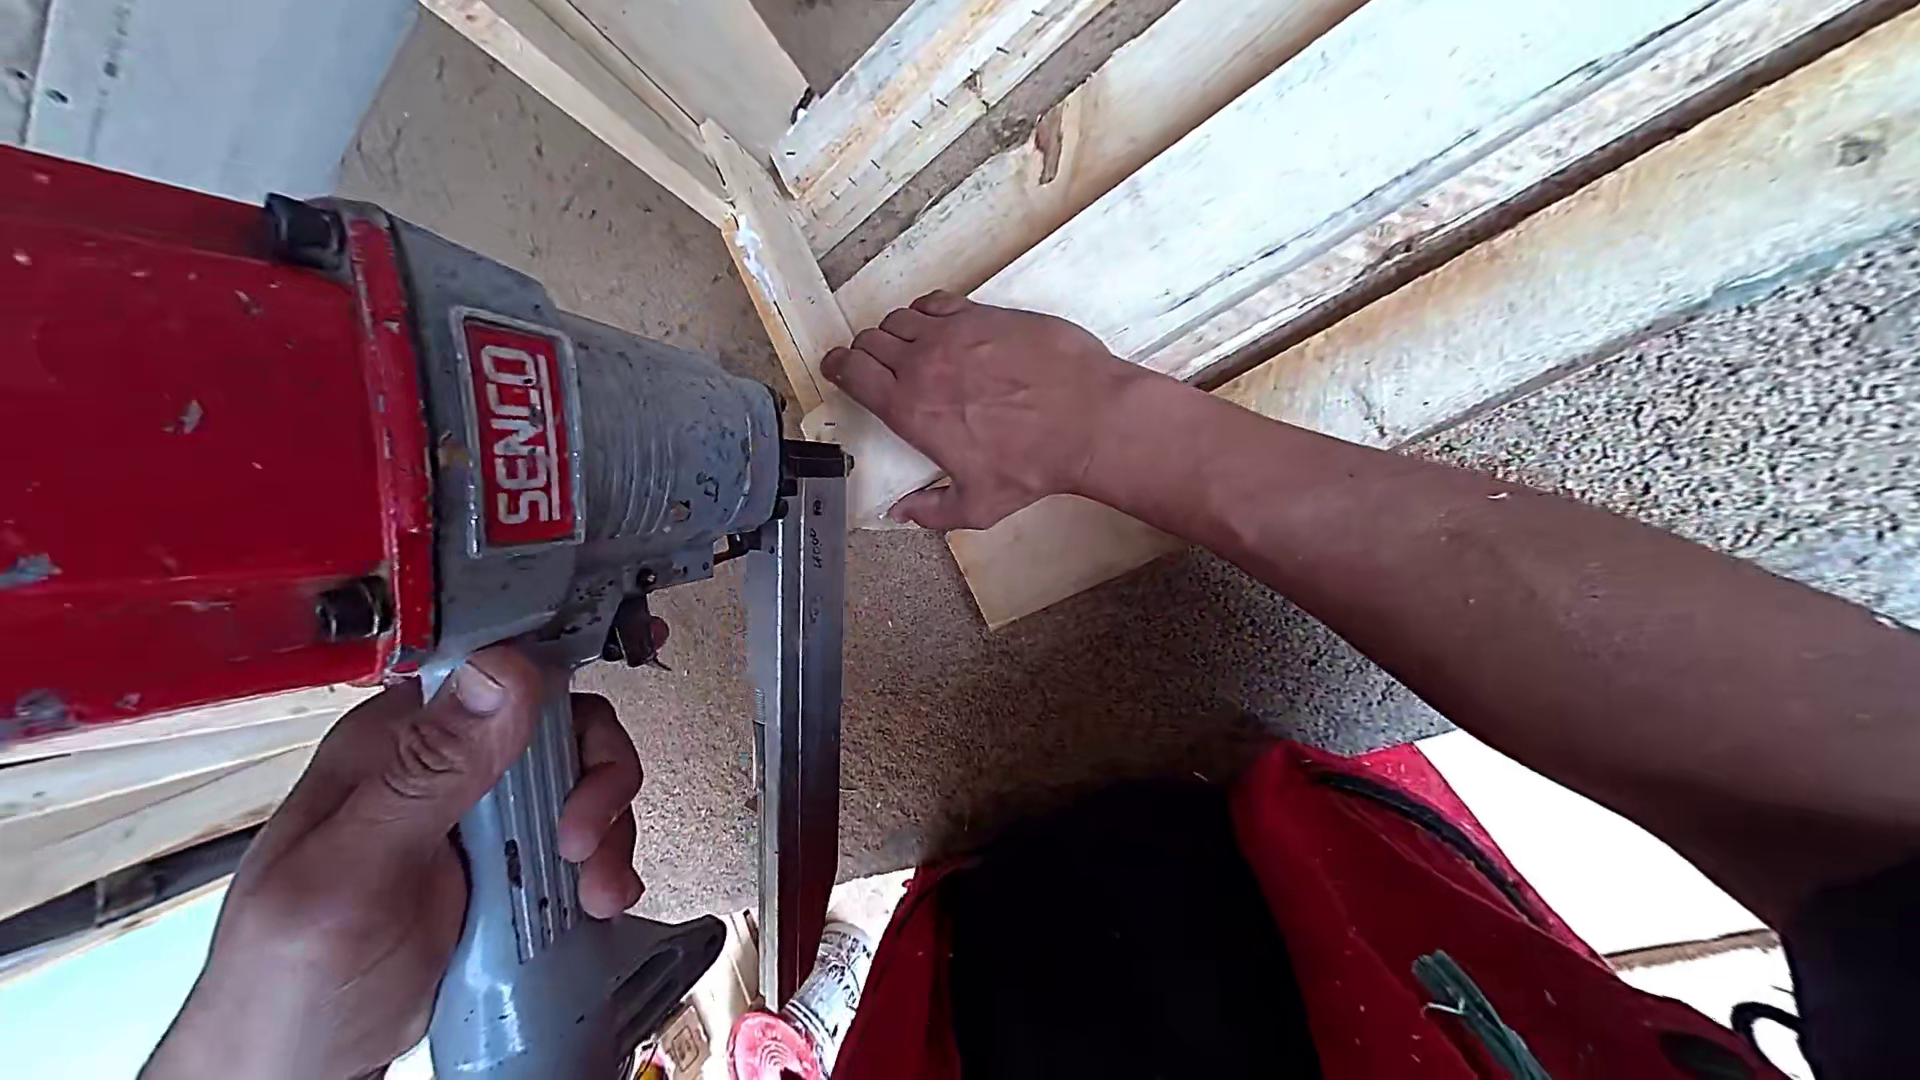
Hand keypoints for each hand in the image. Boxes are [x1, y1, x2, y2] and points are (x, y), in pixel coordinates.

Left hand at [143, 643, 652, 1079]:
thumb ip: (428, 773)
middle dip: (598, 778)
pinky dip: (610, 857)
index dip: (568, 661)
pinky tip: (597, 896)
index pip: (501, 667)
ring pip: (592, 773)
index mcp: (403, 737)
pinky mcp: (526, 842)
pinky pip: (595, 823)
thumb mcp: (350, 879)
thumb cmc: (295, 987)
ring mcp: (496, 801)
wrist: (313, 1077)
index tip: (645, 641)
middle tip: (585, 839)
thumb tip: (506, 667)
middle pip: (568, 722)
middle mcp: (457, 755)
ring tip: (593, 889)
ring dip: (609, 829)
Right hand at [820, 291, 1159, 529]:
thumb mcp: (977, 506)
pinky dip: (926, 313)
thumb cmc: (1033, 466)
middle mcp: (924, 364)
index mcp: (911, 408)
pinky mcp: (984, 315)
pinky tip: (938, 328)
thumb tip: (900, 514)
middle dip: (865, 353)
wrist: (1089, 420)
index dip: (837, 366)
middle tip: (875, 365)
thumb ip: (930, 511)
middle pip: (871, 341)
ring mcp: (954, 333)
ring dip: (894, 333)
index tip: (836, 367)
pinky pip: (936, 302)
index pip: (852, 371)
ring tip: (908, 350)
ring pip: (900, 318)